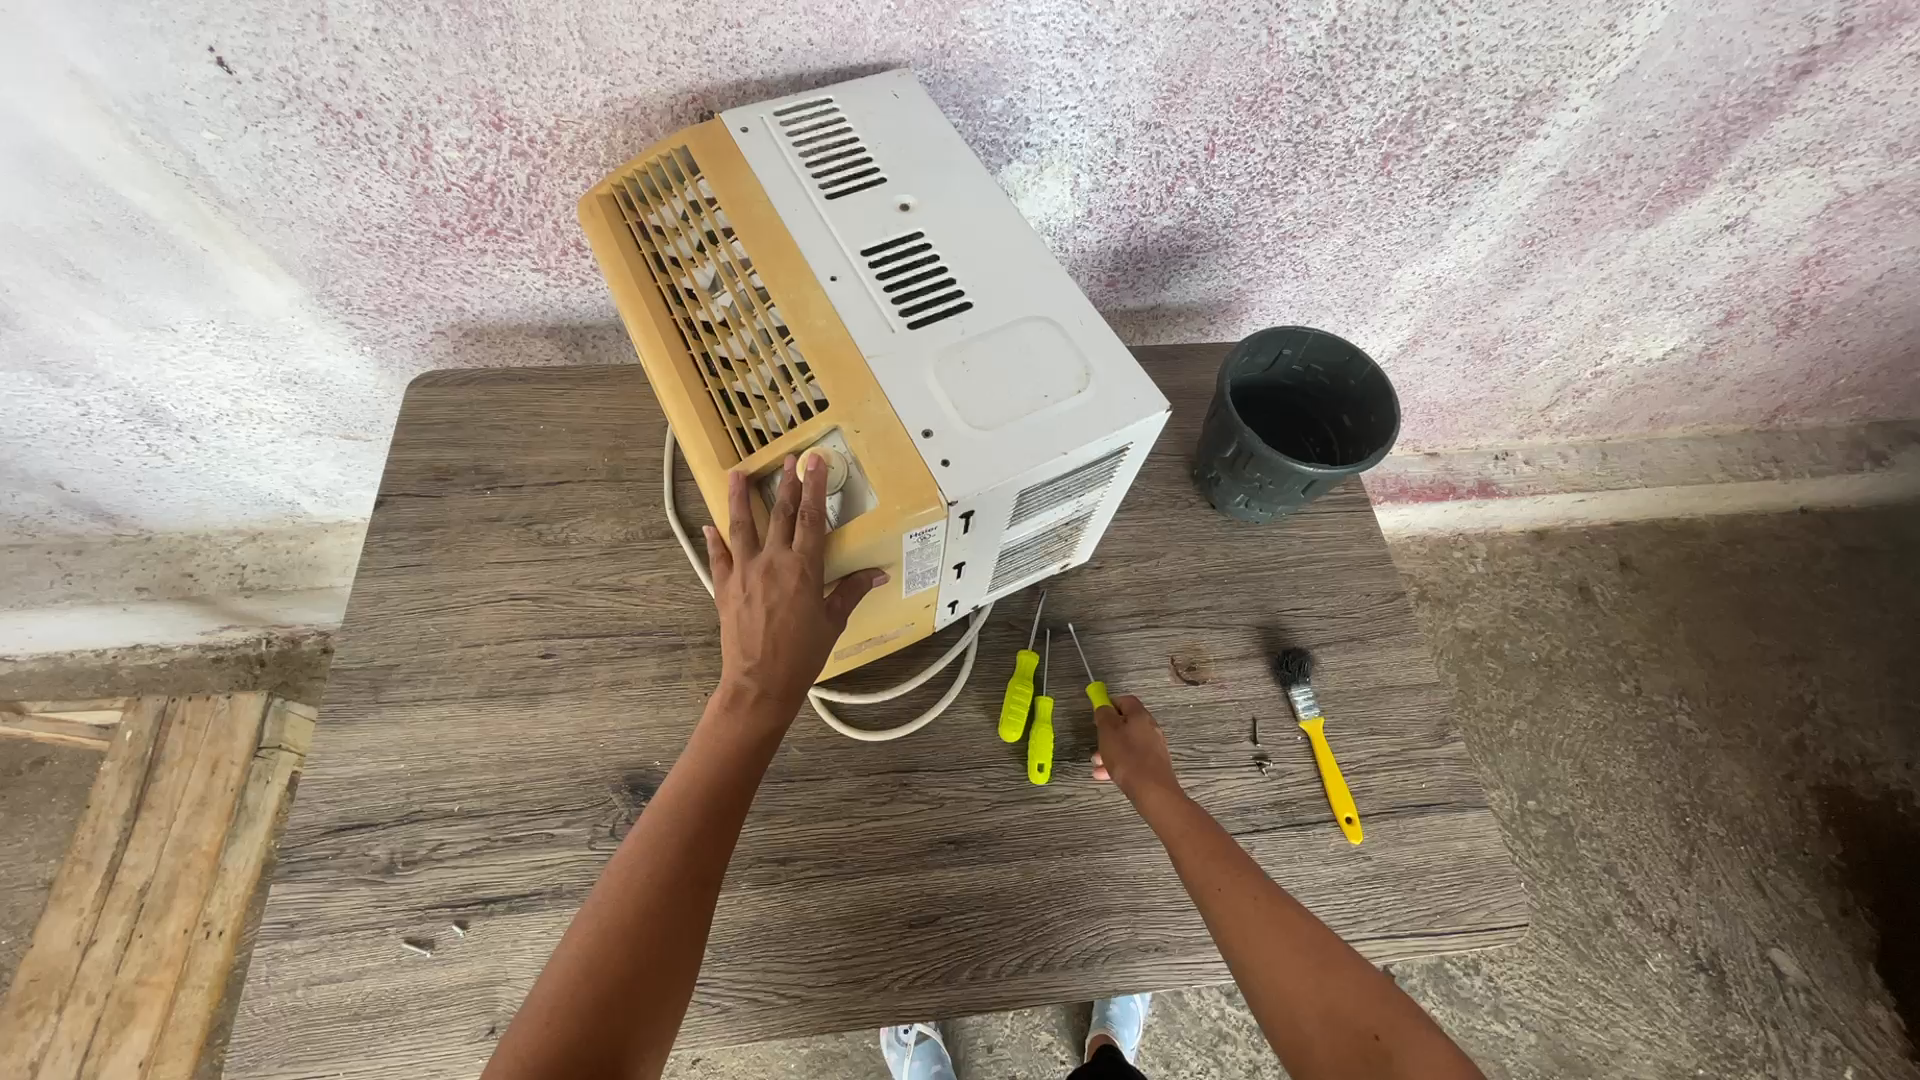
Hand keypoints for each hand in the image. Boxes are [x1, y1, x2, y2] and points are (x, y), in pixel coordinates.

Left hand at [703, 454, 887, 718]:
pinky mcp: (723, 587)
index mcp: (803, 568)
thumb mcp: (833, 622)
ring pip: (741, 525)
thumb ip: (851, 592)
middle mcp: (772, 562)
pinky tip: (709, 525)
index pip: (811, 518)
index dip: (814, 488)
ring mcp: (744, 572)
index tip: (815, 462)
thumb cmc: (803, 654)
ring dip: (740, 497)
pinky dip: (714, 540)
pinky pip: (718, 557)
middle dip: (786, 484)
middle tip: (788, 458)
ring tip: (737, 473)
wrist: (760, 682)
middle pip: (780, 514)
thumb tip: (879, 574)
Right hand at [1091, 695, 1183, 805]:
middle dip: (1108, 732)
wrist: (1152, 790)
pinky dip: (1120, 762)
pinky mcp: (1154, 764)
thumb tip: (1104, 707)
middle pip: (1126, 723)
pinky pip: (1133, 758)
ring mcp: (1154, 747)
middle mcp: (1150, 728)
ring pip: (1128, 743)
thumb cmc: (1127, 757)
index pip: (1125, 700)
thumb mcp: (1108, 731)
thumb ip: (1104, 714)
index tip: (1098, 714)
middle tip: (1097, 741)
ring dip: (1111, 749)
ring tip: (1097, 763)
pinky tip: (1105, 774)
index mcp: (1140, 716)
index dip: (1110, 704)